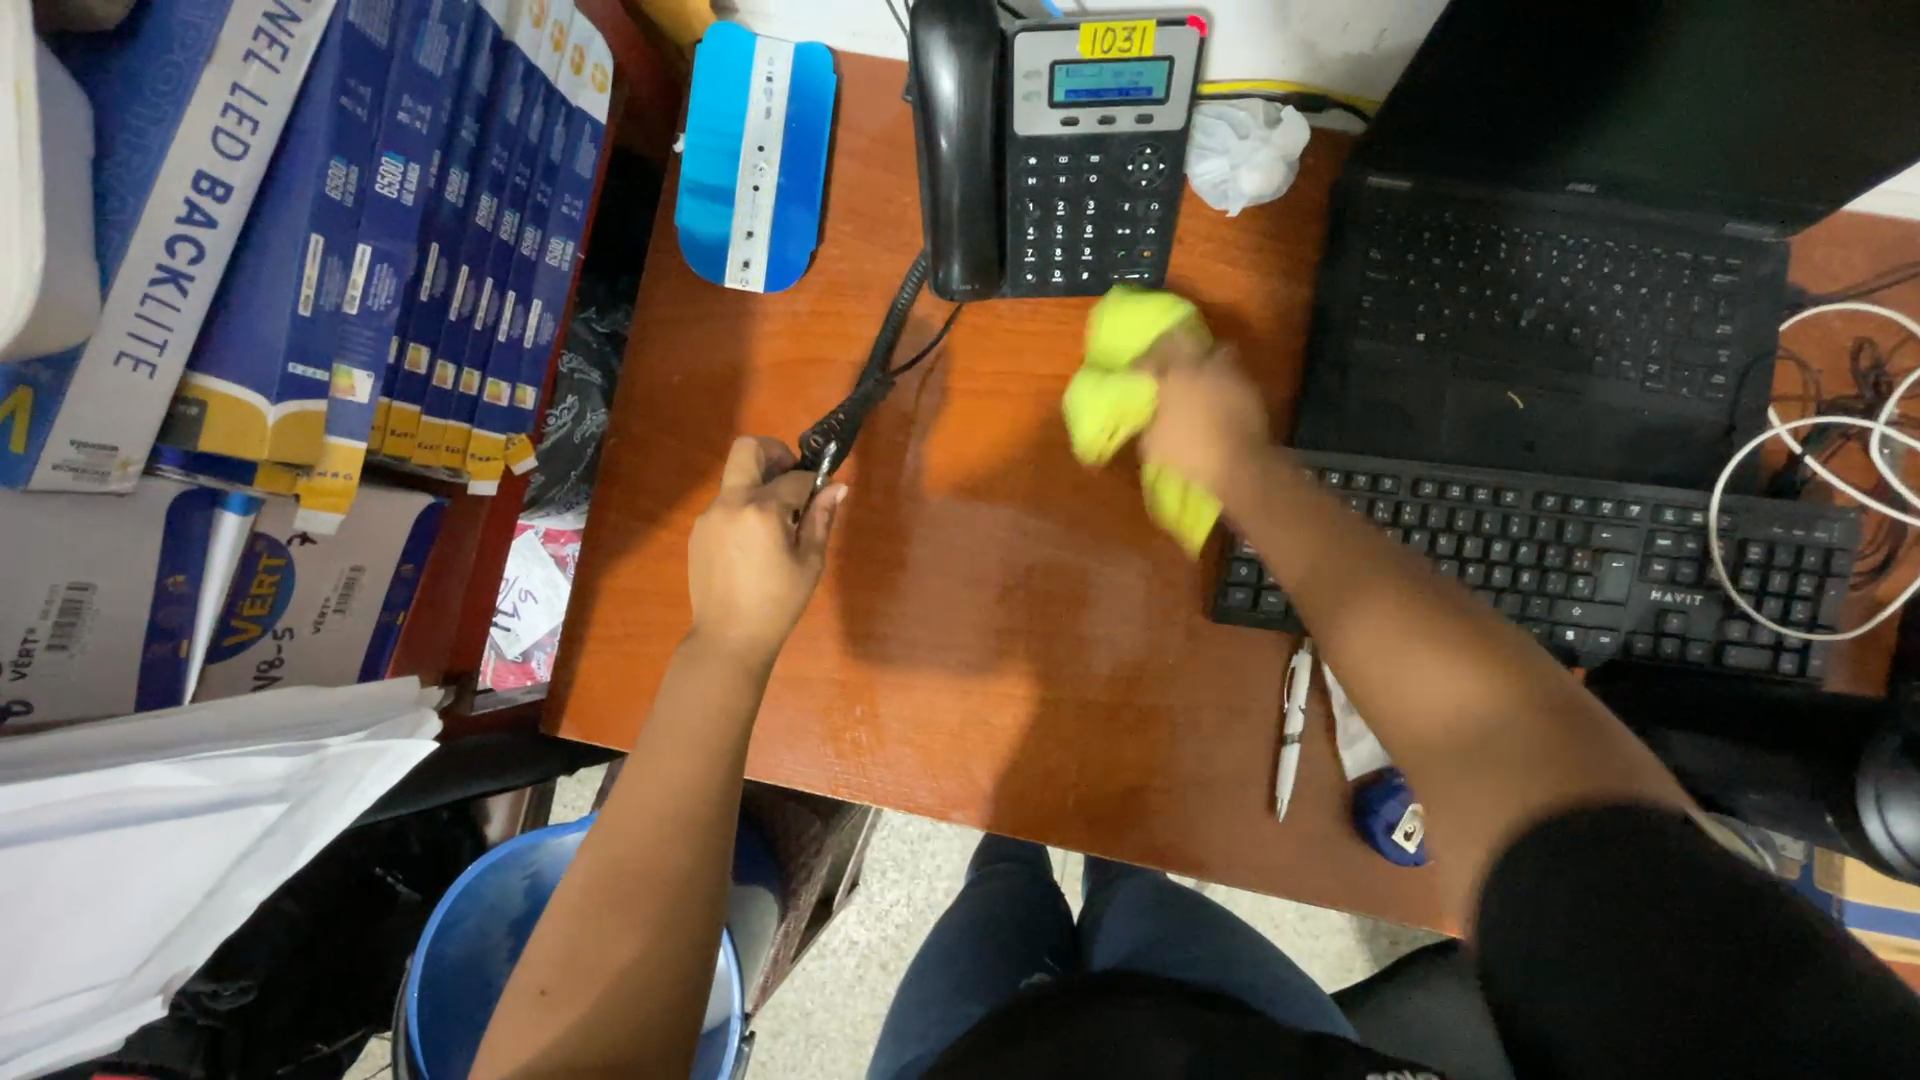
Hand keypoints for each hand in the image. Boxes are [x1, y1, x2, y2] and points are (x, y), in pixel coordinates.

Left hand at [686, 436, 846, 664]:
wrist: (729, 636)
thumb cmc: (778, 603)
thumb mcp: (809, 562)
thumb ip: (821, 518)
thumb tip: (837, 487)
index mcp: (762, 510)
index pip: (795, 478)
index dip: (815, 482)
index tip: (823, 493)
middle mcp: (731, 503)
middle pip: (748, 449)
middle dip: (775, 452)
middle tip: (791, 477)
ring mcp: (710, 515)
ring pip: (735, 477)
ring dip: (759, 483)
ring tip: (777, 521)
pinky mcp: (699, 530)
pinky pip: (725, 504)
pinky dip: (744, 507)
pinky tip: (755, 542)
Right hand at [1137, 336, 1274, 499]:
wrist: (1240, 467)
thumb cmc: (1188, 454)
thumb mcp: (1152, 444)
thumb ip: (1150, 421)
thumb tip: (1151, 414)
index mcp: (1176, 374)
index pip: (1157, 350)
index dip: (1145, 360)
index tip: (1139, 372)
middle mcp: (1206, 367)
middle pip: (1193, 343)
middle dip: (1182, 352)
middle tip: (1173, 369)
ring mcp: (1234, 377)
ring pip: (1220, 358)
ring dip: (1208, 368)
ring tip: (1201, 386)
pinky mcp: (1255, 394)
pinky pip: (1235, 381)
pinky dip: (1226, 388)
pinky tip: (1220, 405)